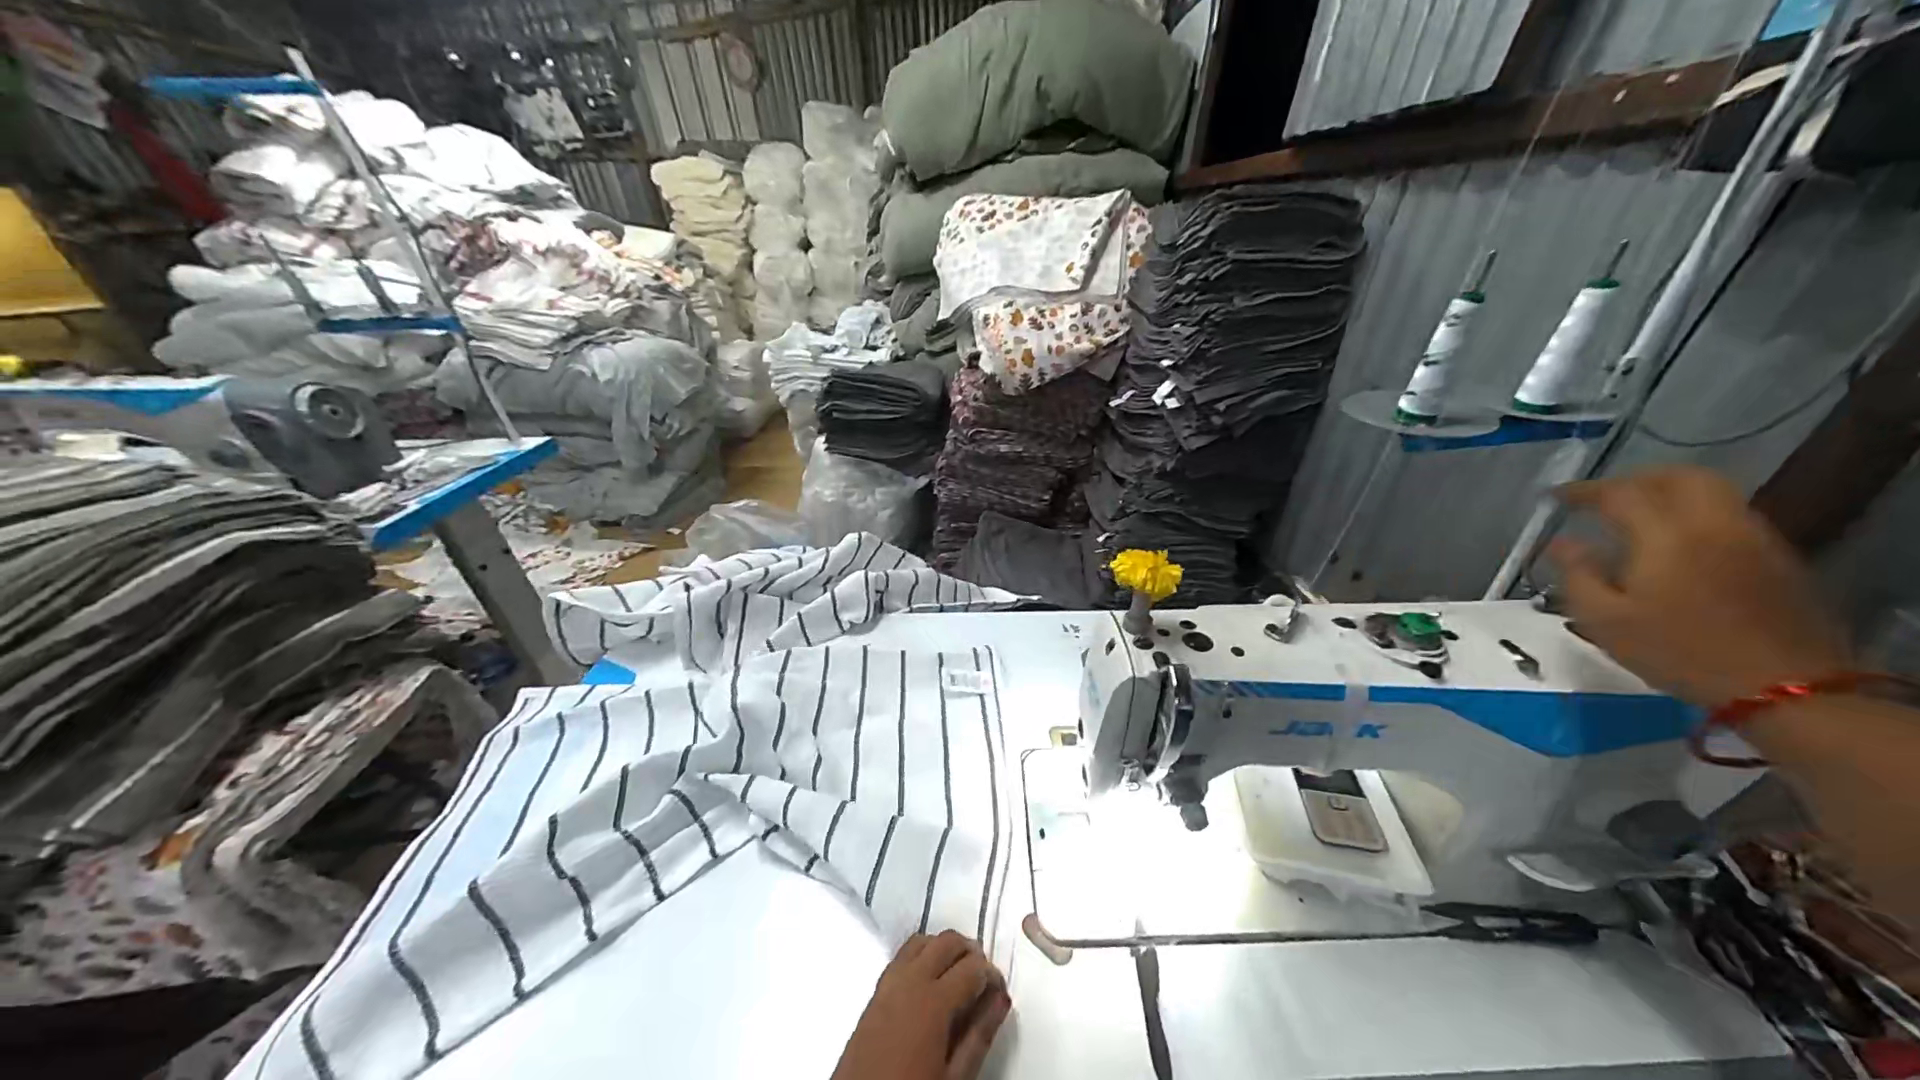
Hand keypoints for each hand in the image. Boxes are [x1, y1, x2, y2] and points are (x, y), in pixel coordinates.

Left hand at [832, 930, 1010, 1079]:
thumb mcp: (954, 1077)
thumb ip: (980, 1035)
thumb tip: (1000, 1000)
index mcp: (933, 1001)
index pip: (973, 967)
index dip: (992, 974)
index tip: (999, 992)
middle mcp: (910, 980)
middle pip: (947, 941)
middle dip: (970, 952)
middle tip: (982, 979)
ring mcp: (889, 981)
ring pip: (923, 940)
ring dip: (944, 948)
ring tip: (957, 976)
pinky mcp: (875, 990)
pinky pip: (902, 954)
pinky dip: (922, 953)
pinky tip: (929, 979)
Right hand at [1548, 466, 1851, 707]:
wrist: (1787, 687)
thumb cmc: (1679, 651)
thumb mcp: (1605, 620)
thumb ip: (1577, 574)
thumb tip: (1562, 543)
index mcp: (1666, 536)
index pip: (1620, 494)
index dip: (1583, 491)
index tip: (1556, 497)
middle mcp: (1714, 524)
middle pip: (1680, 477)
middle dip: (1637, 479)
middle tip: (1604, 497)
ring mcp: (1753, 539)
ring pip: (1711, 493)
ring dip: (1669, 494)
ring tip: (1637, 517)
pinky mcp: (1776, 559)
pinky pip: (1729, 517)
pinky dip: (1694, 515)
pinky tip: (1676, 543)